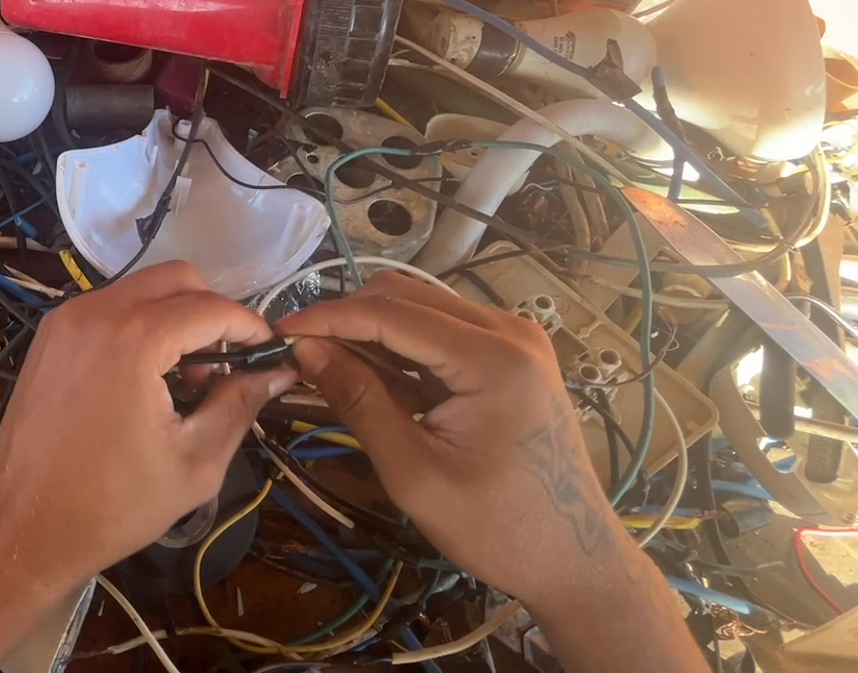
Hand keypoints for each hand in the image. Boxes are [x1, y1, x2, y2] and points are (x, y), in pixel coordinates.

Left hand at [0, 261, 298, 589]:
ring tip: (186, 376)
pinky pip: (109, 304)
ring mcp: (67, 317)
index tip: (270, 351)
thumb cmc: (112, 503)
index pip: (210, 307)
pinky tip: (146, 372)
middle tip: (225, 362)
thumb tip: (277, 370)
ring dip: (175, 314)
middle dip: (211, 309)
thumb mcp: (194, 462)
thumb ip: (239, 404)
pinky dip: (139, 321)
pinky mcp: (50, 332)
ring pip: (140, 286)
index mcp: (133, 338)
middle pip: (175, 277)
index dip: (249, 325)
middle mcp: (96, 311)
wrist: (24, 523)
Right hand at [276, 272, 628, 614]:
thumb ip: (357, 400)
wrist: (578, 563)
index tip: (280, 330)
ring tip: (334, 365)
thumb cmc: (496, 527)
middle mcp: (509, 331)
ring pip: (416, 302)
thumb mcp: (413, 472)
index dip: (328, 317)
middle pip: (403, 293)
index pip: (390, 313)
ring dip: (369, 326)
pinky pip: (436, 323)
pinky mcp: (510, 350)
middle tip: (303, 351)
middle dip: (346, 317)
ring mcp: (514, 337)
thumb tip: (303, 347)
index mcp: (494, 360)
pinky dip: (397, 340)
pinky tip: (378, 375)